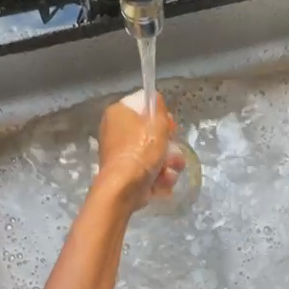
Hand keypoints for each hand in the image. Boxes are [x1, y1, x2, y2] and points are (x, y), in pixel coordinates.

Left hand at [91, 92, 185, 213]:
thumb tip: (155, 100)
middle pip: (151, 133)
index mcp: (118, 113)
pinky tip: (162, 182)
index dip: (161, 116)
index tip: (171, 127)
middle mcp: (116, 131)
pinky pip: (148, 170)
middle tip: (172, 152)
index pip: (144, 106)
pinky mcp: (126, 174)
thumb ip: (158, 107)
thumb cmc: (141, 150)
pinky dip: (158, 177)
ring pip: (153, 154)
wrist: (125, 188)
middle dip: (168, 146)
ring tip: (169, 171)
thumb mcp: (157, 122)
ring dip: (167, 163)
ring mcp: (120, 154)